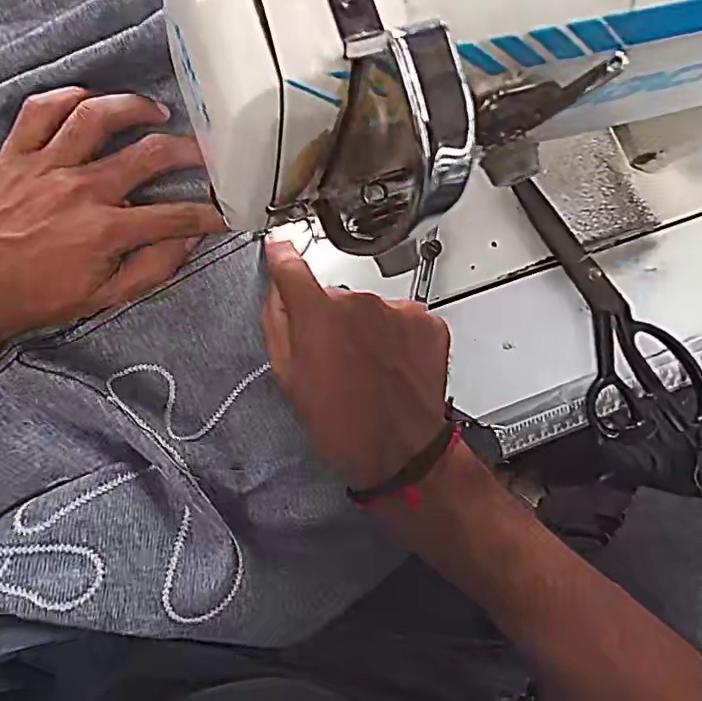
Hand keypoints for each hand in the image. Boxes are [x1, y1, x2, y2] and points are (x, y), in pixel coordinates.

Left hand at [0, 88, 227, 351]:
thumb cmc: (32, 298)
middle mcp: (80, 191)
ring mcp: (45, 167)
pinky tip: (90, 101)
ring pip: (98, 116)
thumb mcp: (102, 298)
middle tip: (202, 154)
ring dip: (134, 107)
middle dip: (190, 152)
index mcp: (104, 232)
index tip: (221, 210)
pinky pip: (42, 109)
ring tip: (155, 112)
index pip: (175, 215)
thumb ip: (151, 269)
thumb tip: (189, 242)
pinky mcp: (15, 155)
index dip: (208, 212)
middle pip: (150, 154)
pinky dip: (69, 96)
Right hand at [261, 239, 451, 489]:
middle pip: (335, 296)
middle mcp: (358, 302)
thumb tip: (277, 295)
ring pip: (369, 309)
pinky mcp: (424, 321)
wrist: (400, 452)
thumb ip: (277, 325)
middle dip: (331, 319)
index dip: (281, 255)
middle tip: (335, 358)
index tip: (279, 249)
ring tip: (366, 369)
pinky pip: (400, 318)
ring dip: (365, 330)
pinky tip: (390, 366)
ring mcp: (395, 310)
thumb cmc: (344, 425)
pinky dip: (394, 337)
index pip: (291, 265)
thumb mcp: (288, 378)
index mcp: (317, 313)